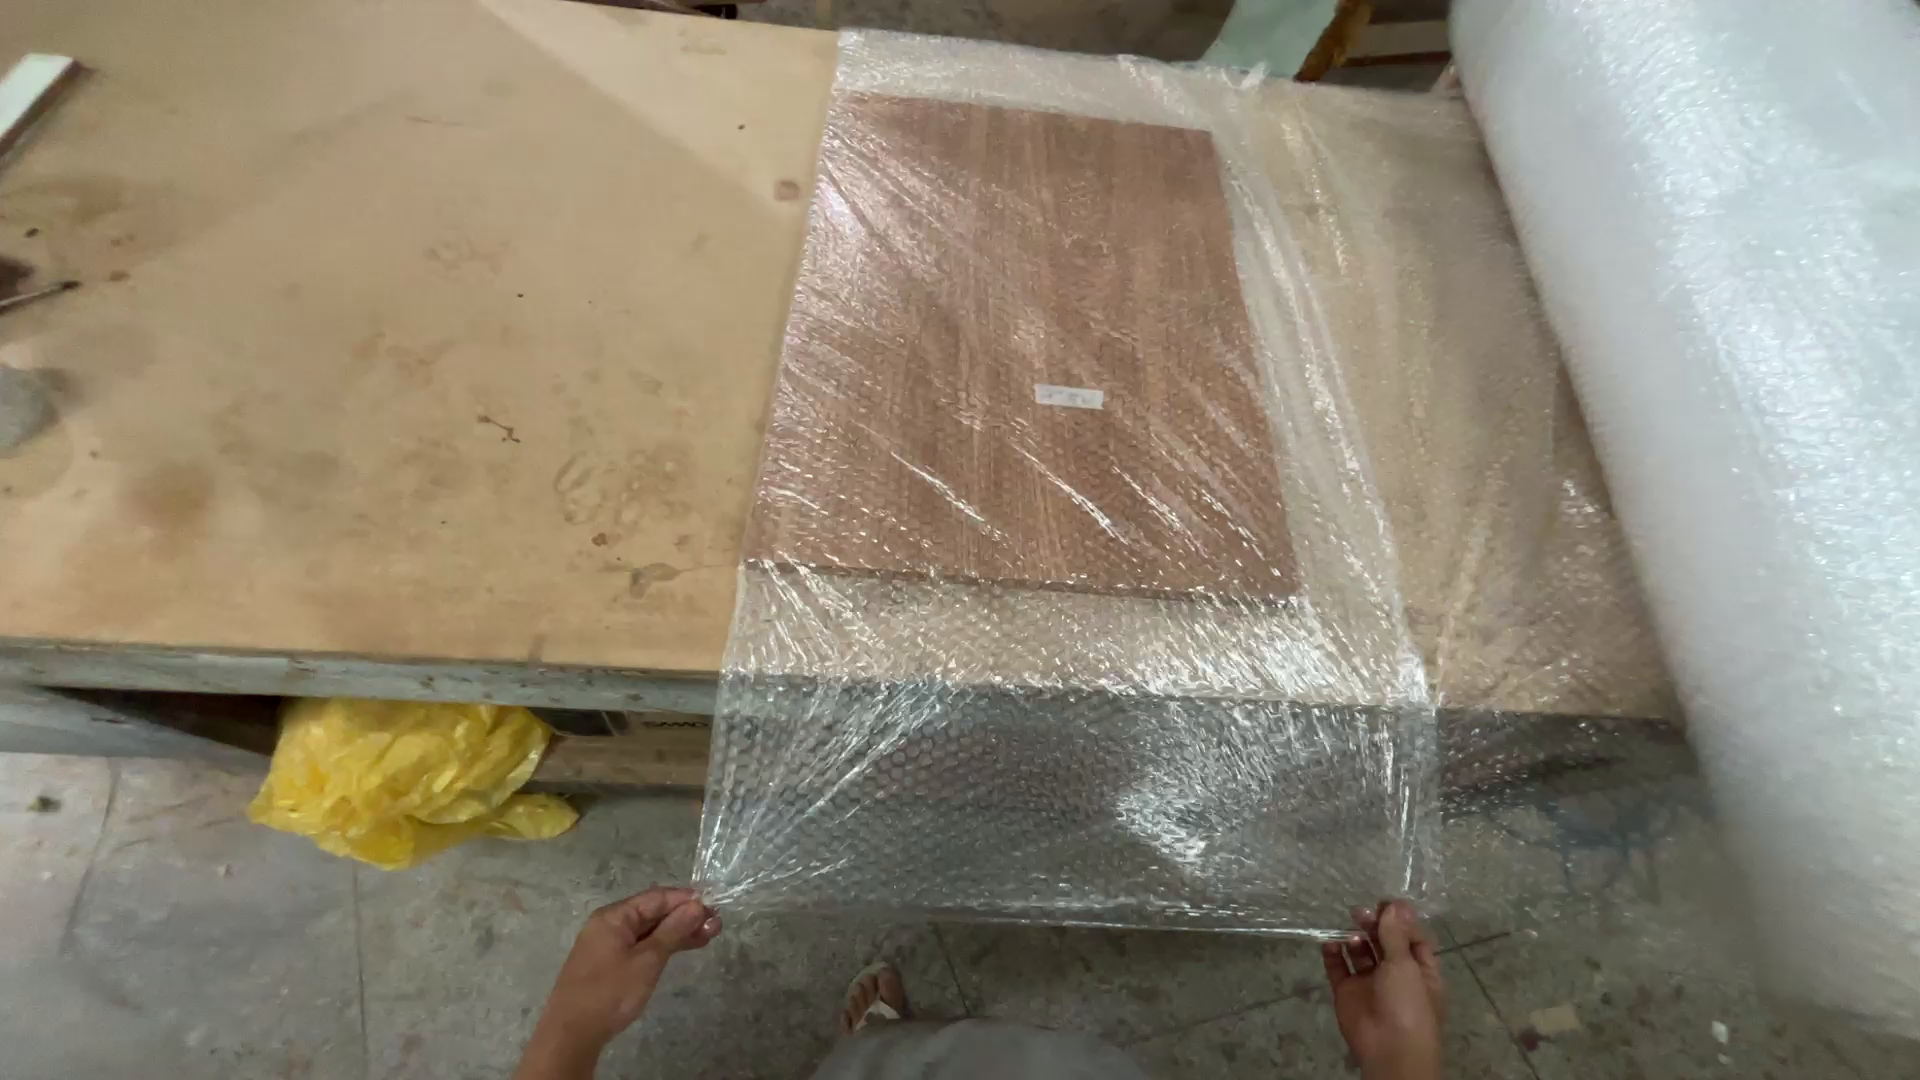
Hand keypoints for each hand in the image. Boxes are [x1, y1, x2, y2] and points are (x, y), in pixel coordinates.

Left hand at [514, 887, 721, 1079]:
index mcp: (614, 917)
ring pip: (650, 931)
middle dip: (685, 917)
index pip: (657, 897)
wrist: (569, 1039)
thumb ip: (673, 930)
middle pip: (654, 913)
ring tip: (708, 936)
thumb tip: (697, 904)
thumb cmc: (609, 993)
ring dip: (678, 932)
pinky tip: (684, 948)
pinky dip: (663, 946)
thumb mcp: (647, 960)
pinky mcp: (610, 965)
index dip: (686, 899)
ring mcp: (608, 946)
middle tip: (715, 924)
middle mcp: (610, 925)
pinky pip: (642, 946)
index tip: (713, 904)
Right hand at [1322, 899, 1445, 1079]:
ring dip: (1354, 937)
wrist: (1389, 1049)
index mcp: (1420, 973)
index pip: (1412, 940)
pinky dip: (1333, 952)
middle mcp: (1395, 976)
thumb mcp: (1406, 966)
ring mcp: (1370, 983)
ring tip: (1349, 929)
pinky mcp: (1347, 991)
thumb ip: (1395, 933)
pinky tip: (1330, 942)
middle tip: (1360, 912)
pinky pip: (1337, 966)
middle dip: (1374, 925)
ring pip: (1360, 952)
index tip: (1385, 903)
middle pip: (1383, 943)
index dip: (1400, 921)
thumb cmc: (1408, 1005)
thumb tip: (1396, 903)